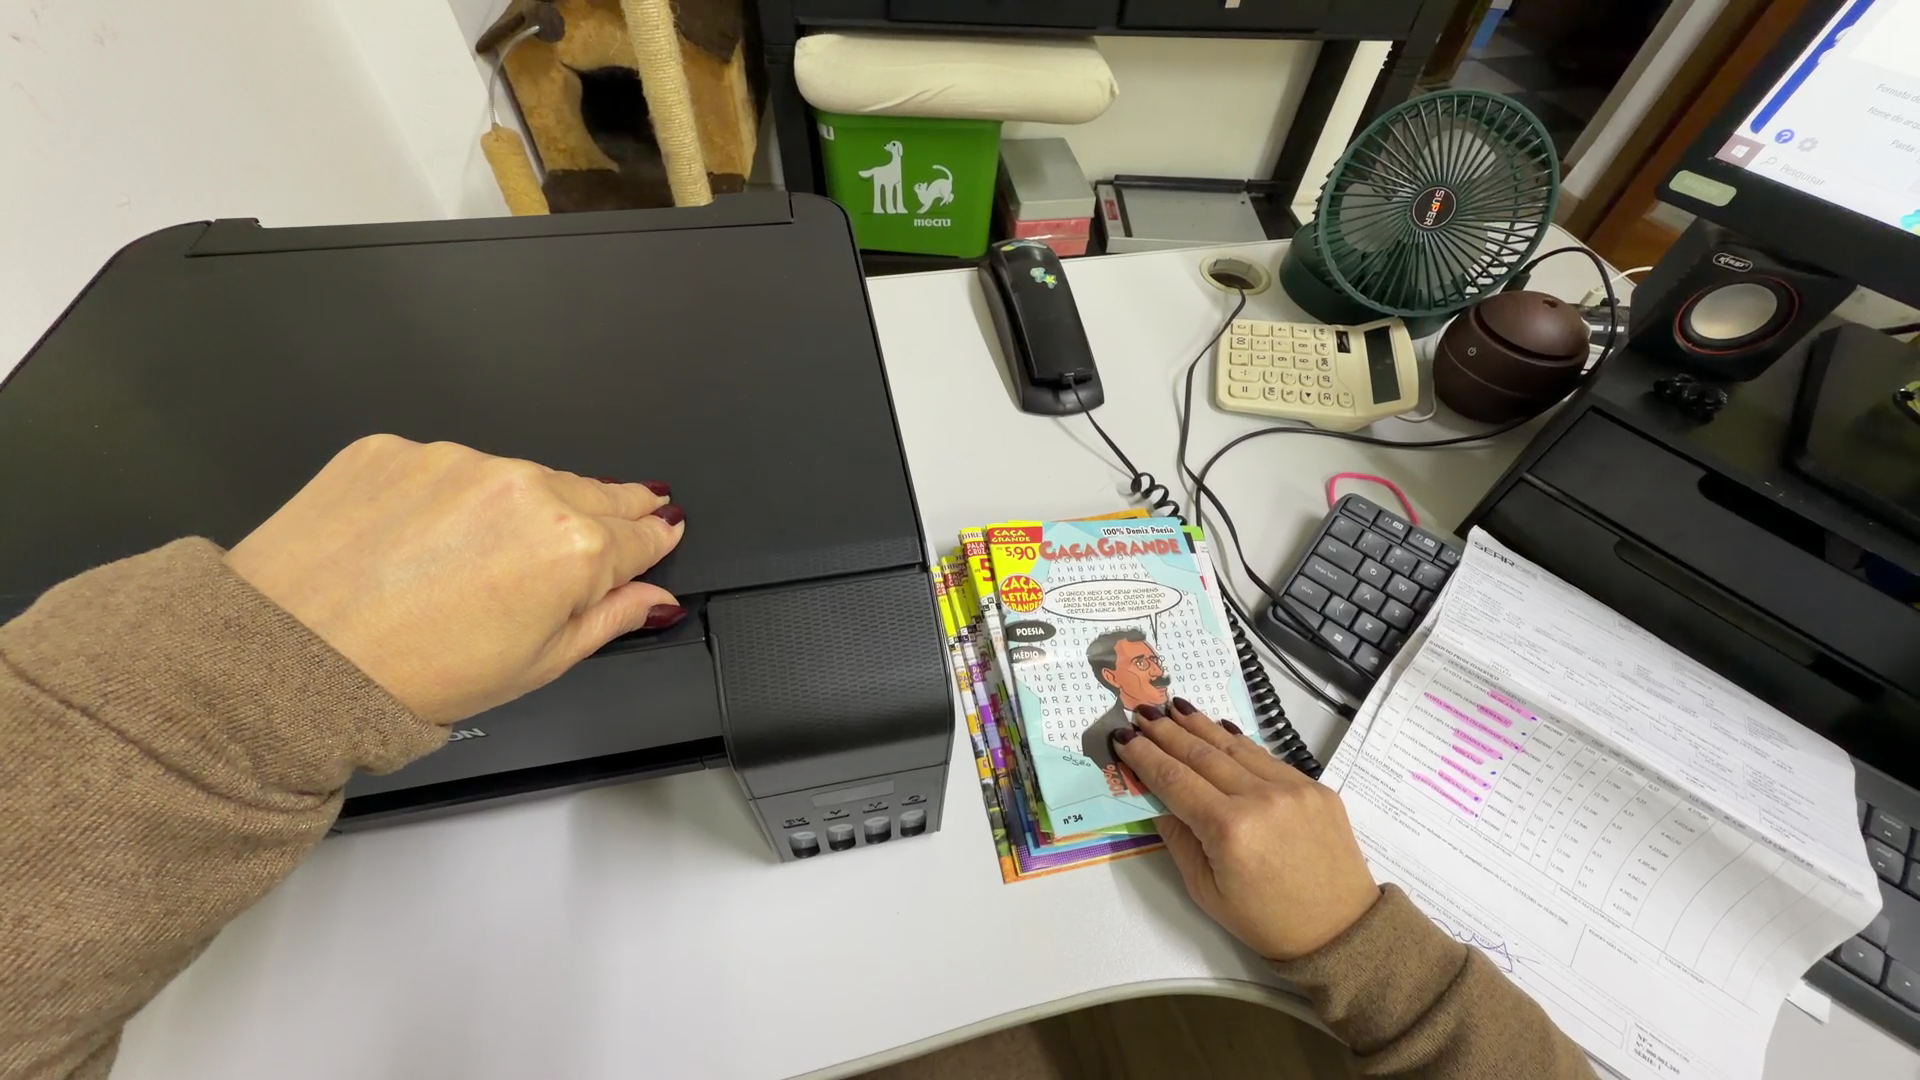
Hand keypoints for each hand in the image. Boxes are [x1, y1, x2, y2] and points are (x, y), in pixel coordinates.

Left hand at [225, 435, 685, 723]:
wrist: (281, 658)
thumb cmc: (416, 675)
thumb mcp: (541, 662)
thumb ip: (613, 618)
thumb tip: (656, 597)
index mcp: (576, 550)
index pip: (642, 534)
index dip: (656, 537)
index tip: (663, 529)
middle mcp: (529, 491)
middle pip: (597, 493)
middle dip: (615, 509)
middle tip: (630, 510)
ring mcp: (460, 463)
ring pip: (529, 476)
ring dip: (535, 501)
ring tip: (507, 544)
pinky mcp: (398, 449)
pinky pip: (456, 466)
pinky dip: (461, 493)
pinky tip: (440, 532)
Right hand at [1114, 699, 1378, 960]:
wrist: (1341, 932)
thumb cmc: (1265, 920)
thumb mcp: (1204, 889)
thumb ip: (1177, 835)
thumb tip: (1154, 793)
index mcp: (1228, 830)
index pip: (1174, 780)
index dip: (1144, 756)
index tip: (1122, 736)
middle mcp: (1260, 799)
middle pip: (1200, 754)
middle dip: (1165, 731)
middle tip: (1141, 712)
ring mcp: (1291, 788)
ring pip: (1233, 746)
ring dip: (1198, 724)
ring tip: (1172, 707)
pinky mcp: (1314, 786)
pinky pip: (1265, 755)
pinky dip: (1237, 739)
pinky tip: (1217, 727)